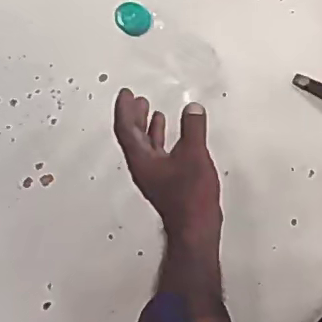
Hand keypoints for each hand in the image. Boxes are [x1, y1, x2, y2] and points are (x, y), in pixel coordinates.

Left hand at [114, 89, 220, 246]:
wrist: (196, 227)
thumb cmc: (189, 198)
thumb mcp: (193, 154)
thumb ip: (192, 128)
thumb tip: (192, 109)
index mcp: (142, 160)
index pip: (126, 128)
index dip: (125, 109)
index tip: (125, 94)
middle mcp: (143, 167)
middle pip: (132, 136)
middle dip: (133, 115)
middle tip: (134, 99)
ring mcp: (154, 175)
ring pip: (144, 145)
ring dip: (146, 126)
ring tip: (151, 111)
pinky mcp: (166, 181)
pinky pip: (157, 153)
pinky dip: (161, 139)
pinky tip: (174, 136)